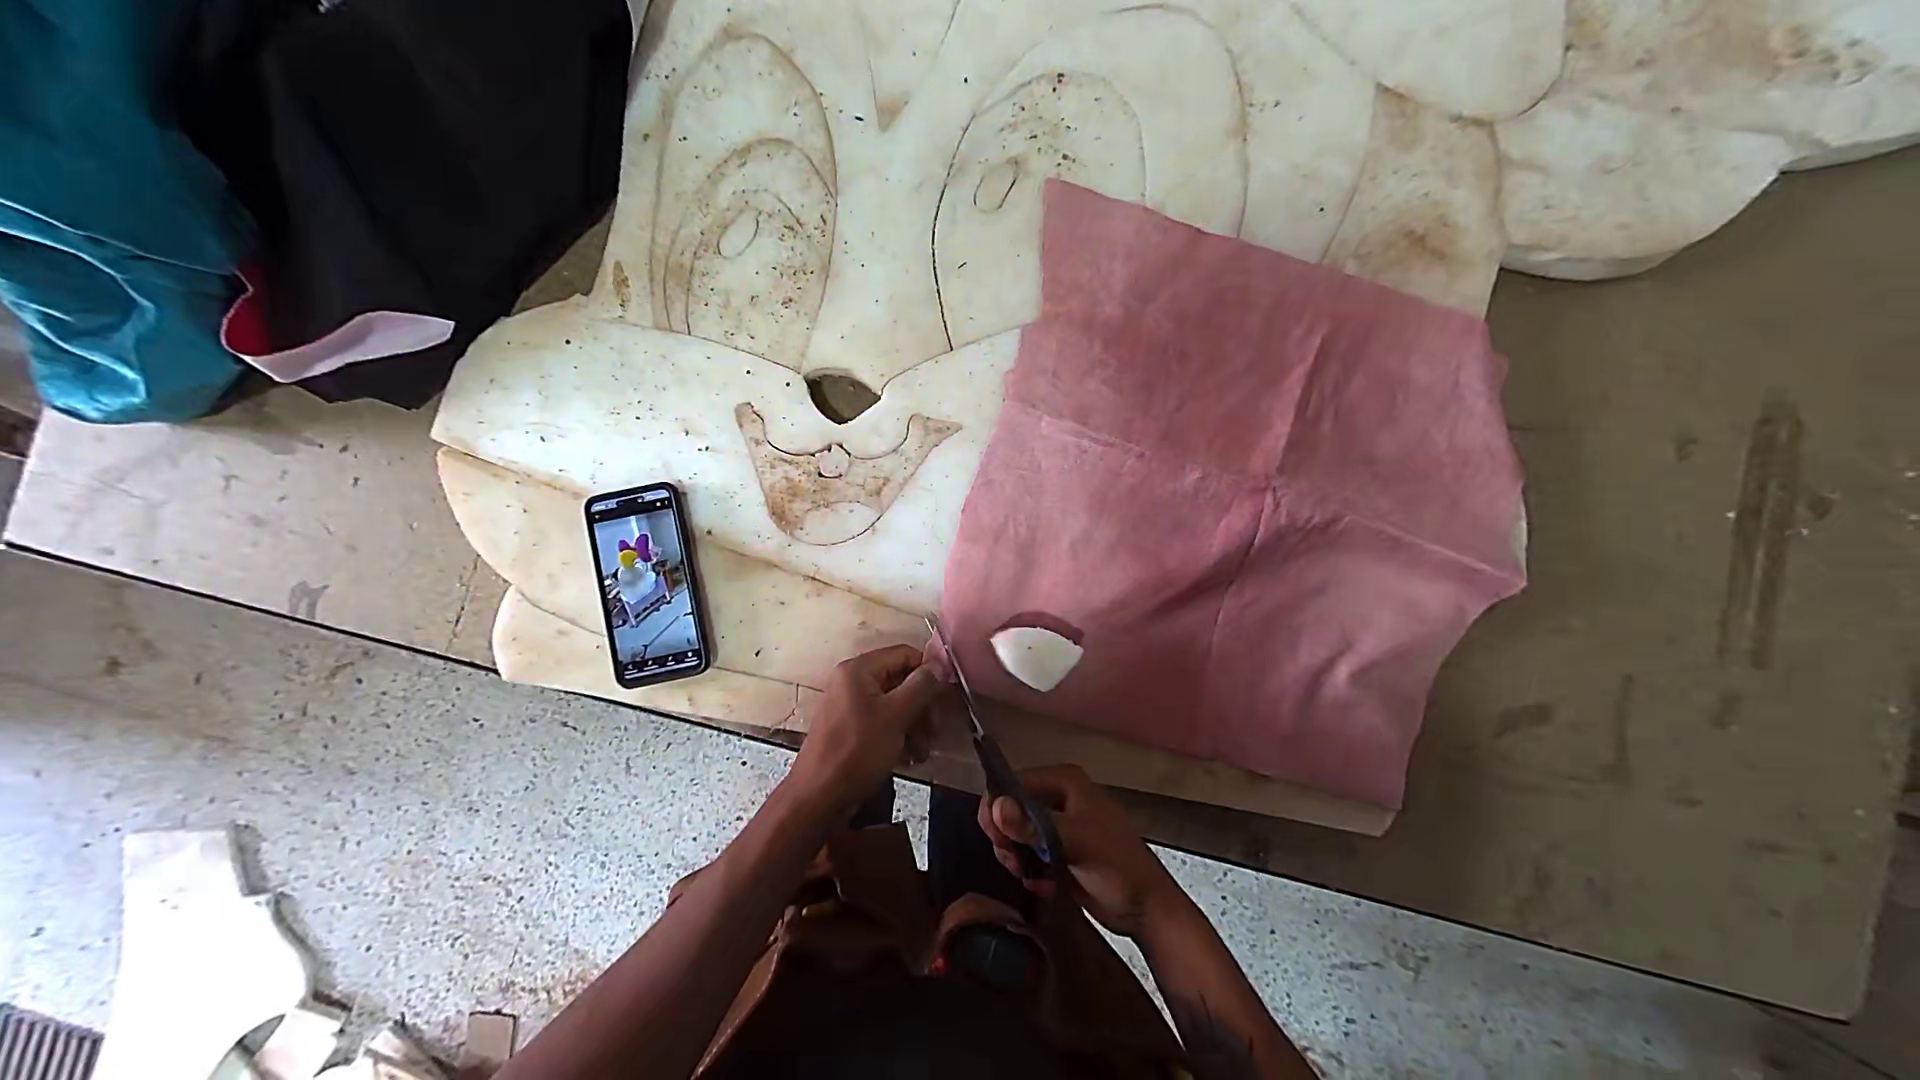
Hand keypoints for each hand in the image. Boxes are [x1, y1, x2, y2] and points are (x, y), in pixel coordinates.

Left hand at [788, 644, 946, 815]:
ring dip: (915, 725)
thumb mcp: (895, 716)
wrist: (818, 797)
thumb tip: (941, 664)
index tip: (945, 698)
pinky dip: (899, 735)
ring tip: (922, 751)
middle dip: (922, 706)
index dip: (929, 673)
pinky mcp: (852, 727)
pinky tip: (909, 757)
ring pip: (896, 703)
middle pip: (902, 680)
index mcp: (859, 670)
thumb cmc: (856, 751)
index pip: (905, 655)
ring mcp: (851, 705)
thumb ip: (921, 686)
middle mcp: (853, 681)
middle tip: (934, 731)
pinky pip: (883, 721)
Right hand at [977, 764, 1189, 938]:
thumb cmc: (1117, 866)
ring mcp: (1059, 825)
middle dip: (1007, 836)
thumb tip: (995, 806)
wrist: (1147, 909)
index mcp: (1065, 782)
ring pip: (1017, 833)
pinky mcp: (1059, 852)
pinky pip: (1028, 854)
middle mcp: (1059, 797)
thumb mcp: (1074, 842)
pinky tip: (1042, 886)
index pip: (1015, 783)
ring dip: (1016, 857)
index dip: (998, 806)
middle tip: (1012, 860)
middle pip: (1012, 808)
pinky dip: (1029, 870)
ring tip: (1028, 876)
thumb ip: (1034, 825)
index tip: (994, 837)